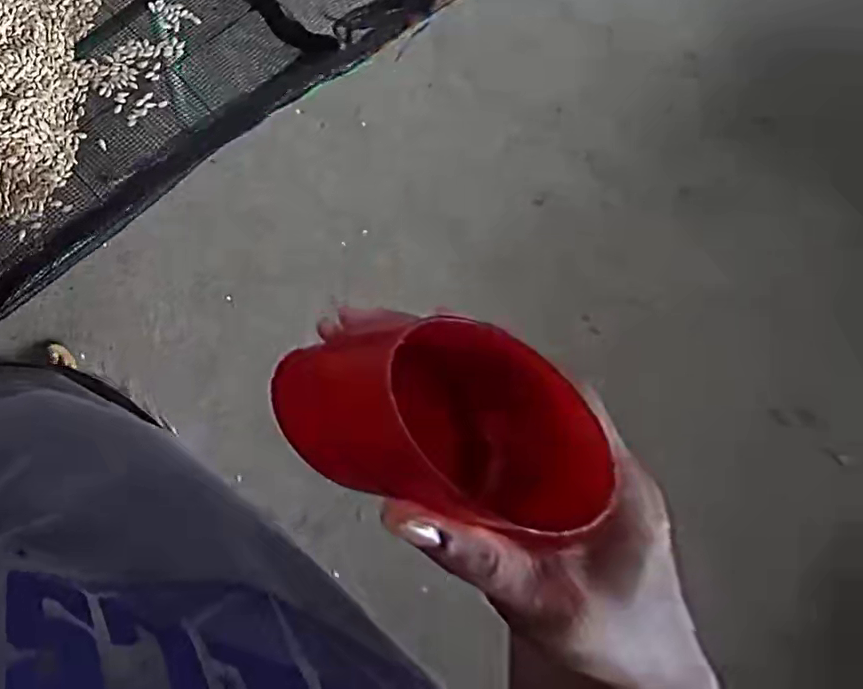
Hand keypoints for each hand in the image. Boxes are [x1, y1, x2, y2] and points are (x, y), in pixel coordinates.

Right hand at [318, 309, 717, 688]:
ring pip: (471, 386)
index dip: (483, 342)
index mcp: (604, 468)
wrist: (622, 671)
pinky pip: (458, 412)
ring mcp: (536, 457)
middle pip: (493, 370)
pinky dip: (415, 388)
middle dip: (419, 338)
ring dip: (411, 357)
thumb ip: (473, 557)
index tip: (423, 321)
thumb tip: (399, 516)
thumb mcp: (539, 596)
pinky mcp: (504, 468)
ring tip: (352, 339)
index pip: (546, 379)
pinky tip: (379, 383)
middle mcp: (571, 450)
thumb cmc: (604, 635)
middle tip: (356, 324)